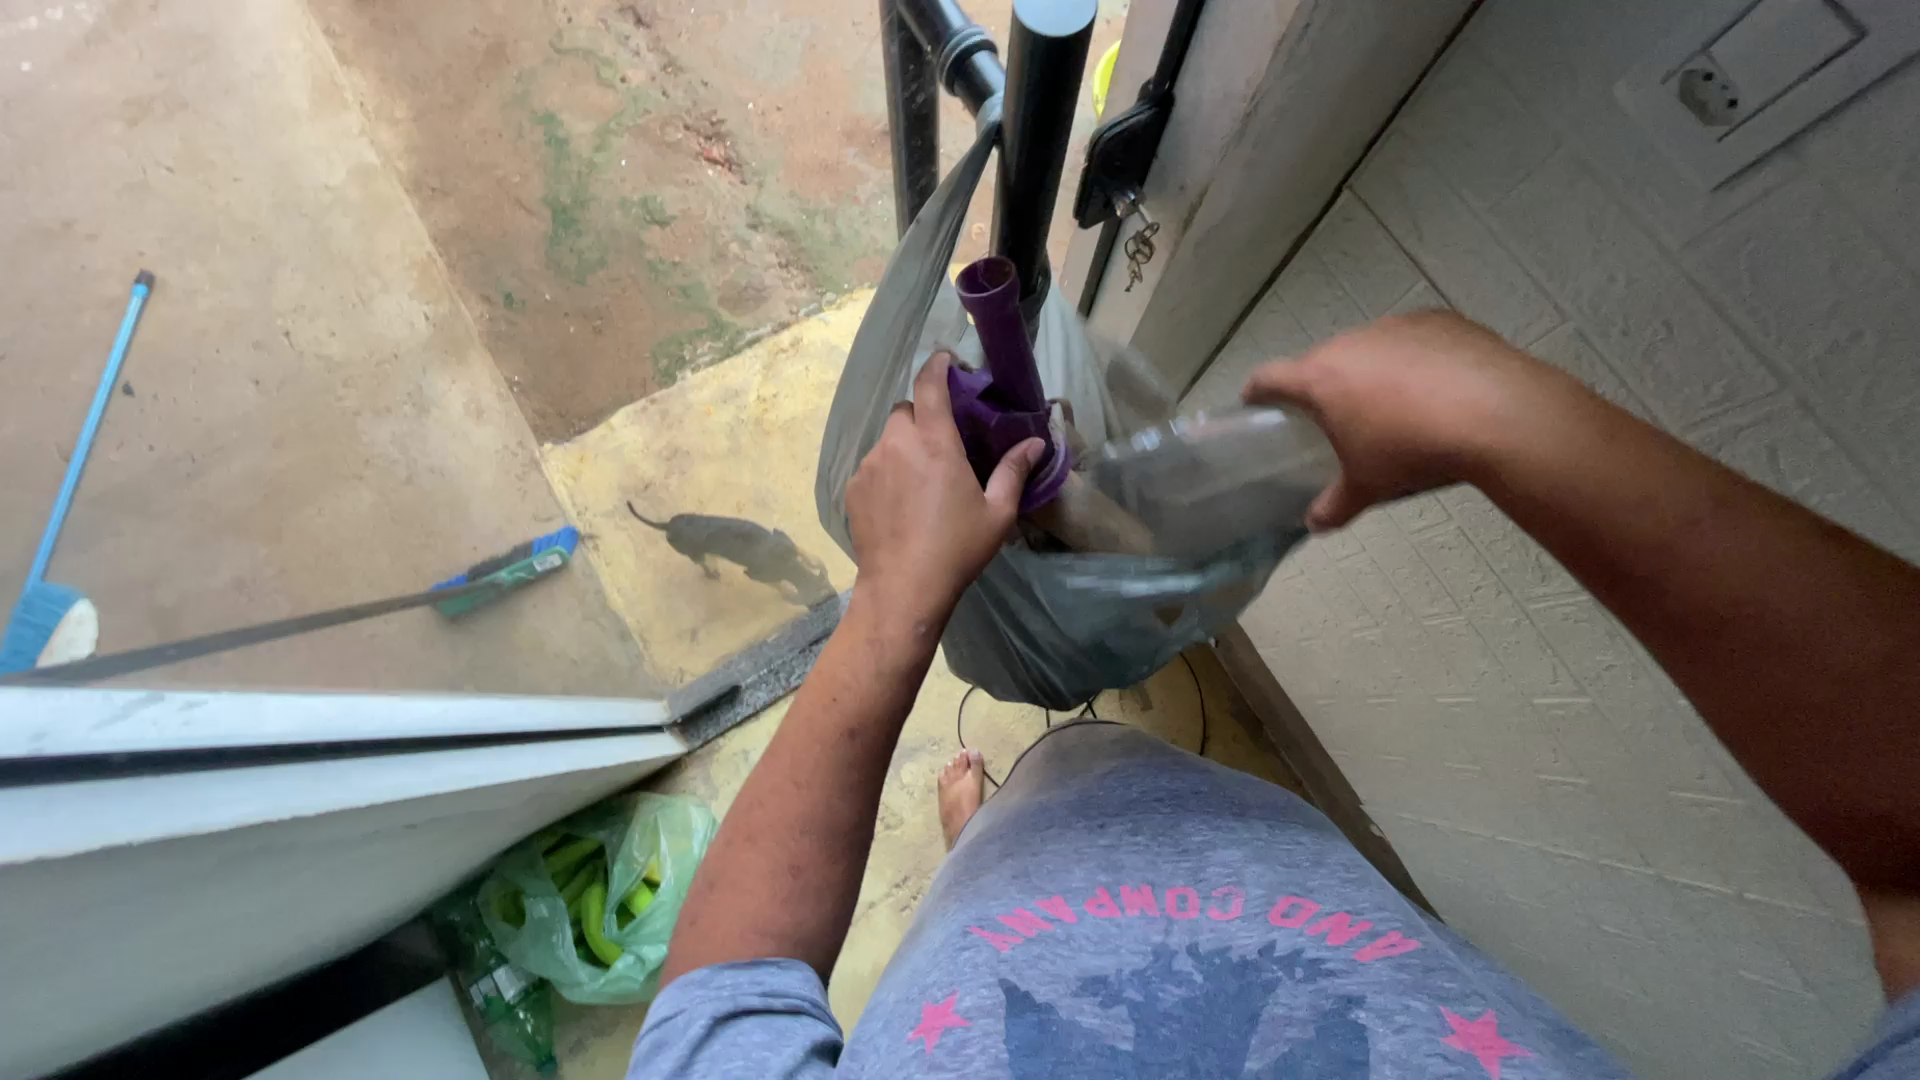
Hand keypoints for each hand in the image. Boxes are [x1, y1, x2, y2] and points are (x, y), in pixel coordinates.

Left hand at [846, 351, 1043, 621]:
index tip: (946, 360)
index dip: (937, 365)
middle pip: (905, 411)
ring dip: (903, 448)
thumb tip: (1035, 442)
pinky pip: (872, 467)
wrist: (903, 588)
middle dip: (922, 417)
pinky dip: (886, 473)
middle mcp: (897, 444)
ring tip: (920, 482)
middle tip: (941, 444)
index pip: (930, 385)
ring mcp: (869, 466)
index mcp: (935, 443)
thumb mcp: (997, 513)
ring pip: (887, 440)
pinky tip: (899, 504)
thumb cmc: (956, 549)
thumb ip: (1014, 471)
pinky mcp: (853, 488)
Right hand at [1242, 310, 1588, 529]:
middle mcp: (1351, 342)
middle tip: (1332, 415)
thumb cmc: (1412, 450)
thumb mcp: (1367, 486)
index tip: (1254, 402)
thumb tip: (1315, 525)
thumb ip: (1335, 504)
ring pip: (1367, 347)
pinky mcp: (1441, 320)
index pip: (1269, 377)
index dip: (1256, 391)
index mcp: (1320, 378)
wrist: (1501, 416)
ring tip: (1389, 403)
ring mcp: (1398, 326)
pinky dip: (1411, 360)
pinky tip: (1433, 388)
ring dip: (1367, 370)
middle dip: (1320, 384)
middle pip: (1320, 360)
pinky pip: (1412, 340)